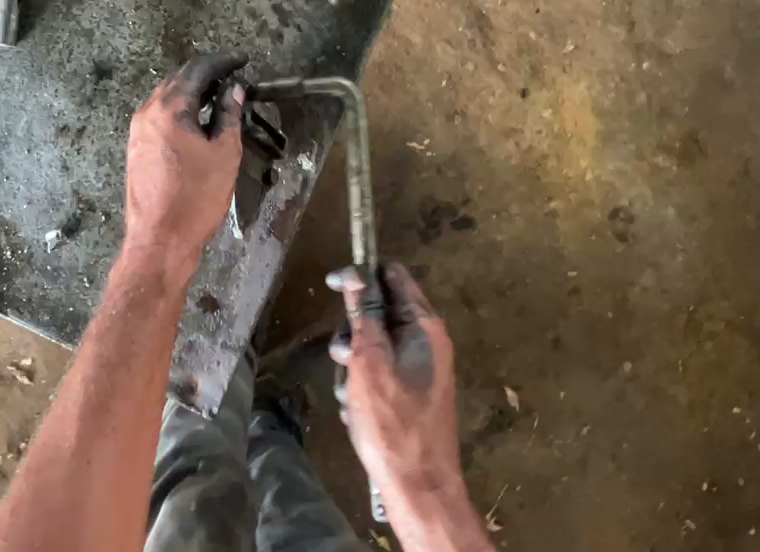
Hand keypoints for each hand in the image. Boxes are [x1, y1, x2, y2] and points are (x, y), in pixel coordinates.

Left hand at [123, 53, 247, 271]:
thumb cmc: (197, 197)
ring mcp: (138, 130)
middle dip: (207, 73)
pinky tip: (198, 118)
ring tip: (220, 94)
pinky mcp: (137, 147)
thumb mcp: (224, 153)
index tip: (244, 60)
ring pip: (167, 96)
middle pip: (178, 79)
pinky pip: (160, 114)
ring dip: (192, 90)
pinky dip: (181, 107)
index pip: (198, 70)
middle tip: (234, 75)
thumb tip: (235, 88)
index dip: (223, 62)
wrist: (160, 240)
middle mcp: (147, 112)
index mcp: (169, 108)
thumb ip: (229, 115)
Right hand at [328, 264, 474, 519]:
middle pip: (381, 310)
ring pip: (375, 342)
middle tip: (343, 355)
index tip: (332, 285)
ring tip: (348, 391)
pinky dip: (363, 382)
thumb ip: (365, 313)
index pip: (393, 275)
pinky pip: (380, 369)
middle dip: (354, 328)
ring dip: (354, 361)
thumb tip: (358, 272)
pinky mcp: (411, 391)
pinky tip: (355, 407)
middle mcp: (427, 340)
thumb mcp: (370, 360)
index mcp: (424, 326)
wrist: (419, 488)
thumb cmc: (392, 422)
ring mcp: (420, 367)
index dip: (362, 274)